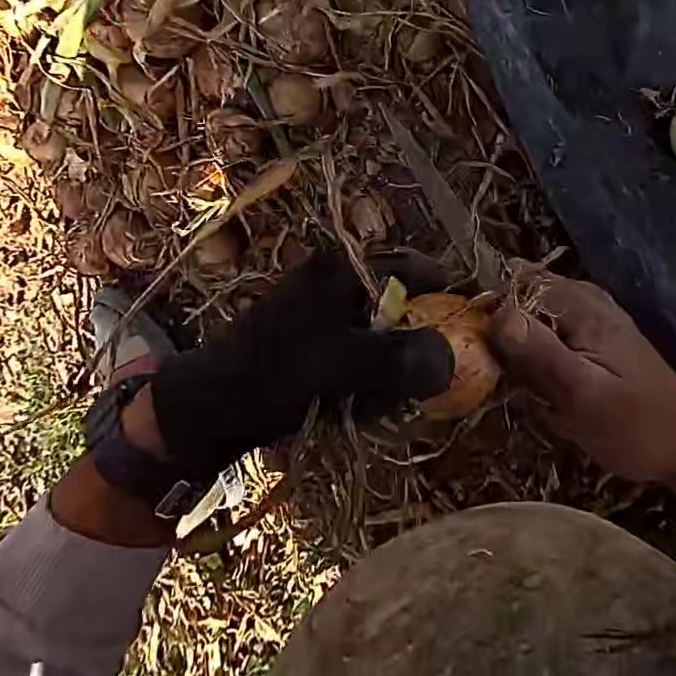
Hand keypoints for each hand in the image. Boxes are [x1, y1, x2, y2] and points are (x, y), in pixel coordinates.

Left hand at [150, 251, 453, 479]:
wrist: (207, 408)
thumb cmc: (277, 374)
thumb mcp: (347, 365)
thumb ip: (405, 358)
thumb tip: (453, 355)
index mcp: (343, 269)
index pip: (415, 267)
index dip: (447, 293)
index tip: (468, 327)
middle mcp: (333, 278)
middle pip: (400, 302)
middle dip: (413, 343)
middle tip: (417, 380)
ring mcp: (319, 306)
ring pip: (380, 331)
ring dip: (388, 365)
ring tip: (374, 400)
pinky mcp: (309, 334)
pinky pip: (357, 349)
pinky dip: (365, 375)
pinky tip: (350, 403)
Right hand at [491, 269, 675, 554]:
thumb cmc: (636, 426)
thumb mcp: (582, 395)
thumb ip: (539, 352)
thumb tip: (496, 311)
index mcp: (579, 303)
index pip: (513, 280)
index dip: (483, 303)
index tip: (461, 336)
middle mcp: (582, 298)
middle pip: (518, 294)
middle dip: (493, 324)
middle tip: (478, 365)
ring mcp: (588, 316)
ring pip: (529, 314)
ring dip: (510, 341)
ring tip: (498, 376)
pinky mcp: (591, 337)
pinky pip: (546, 331)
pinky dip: (530, 350)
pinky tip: (527, 381)